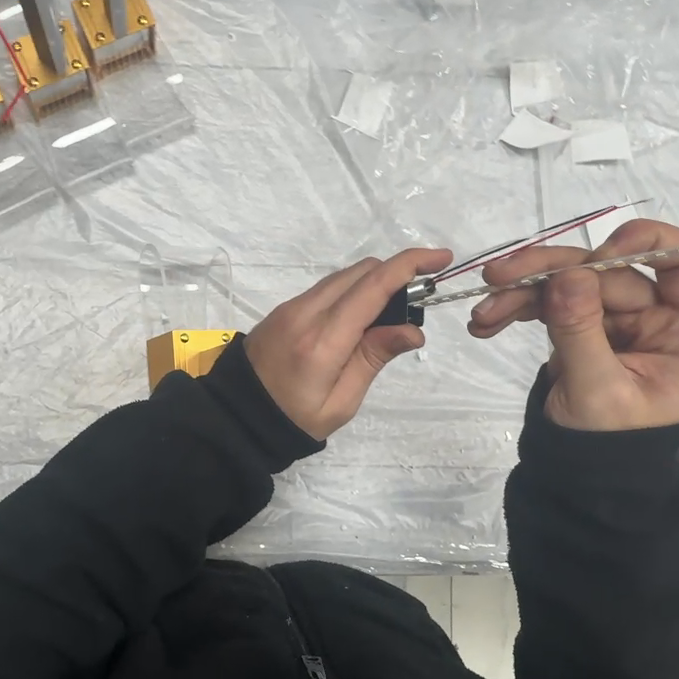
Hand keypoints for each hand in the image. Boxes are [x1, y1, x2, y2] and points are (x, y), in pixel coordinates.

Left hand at [246, 248, 452, 439]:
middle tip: (418, 301)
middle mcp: (306, 313)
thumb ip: (373, 359)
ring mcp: (291, 307)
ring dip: (373, 282)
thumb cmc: (293, 420)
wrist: (237, 416)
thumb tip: (412, 329)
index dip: (410, 265)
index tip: (441, 258)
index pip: (373, 287)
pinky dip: (351, 292)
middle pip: (360, 272)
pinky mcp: (284, 310)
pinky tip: (361, 319)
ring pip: (342, 277)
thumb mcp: (340, 402)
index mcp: (323, 339)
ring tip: (392, 314)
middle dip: (396, 274)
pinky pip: (326, 289)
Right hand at [465, 219, 678, 430]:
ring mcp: (619, 320)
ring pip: (572, 281)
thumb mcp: (596, 392)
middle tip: (497, 277)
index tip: (597, 254)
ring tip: (481, 313)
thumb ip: (581, 332)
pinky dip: (517, 308)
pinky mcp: (585, 325)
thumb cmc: (605, 443)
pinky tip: (486, 323)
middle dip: (550, 273)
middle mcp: (658, 316)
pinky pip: (551, 302)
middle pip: (608, 271)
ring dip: (522, 291)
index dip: (647, 244)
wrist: (580, 474)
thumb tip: (567, 275)